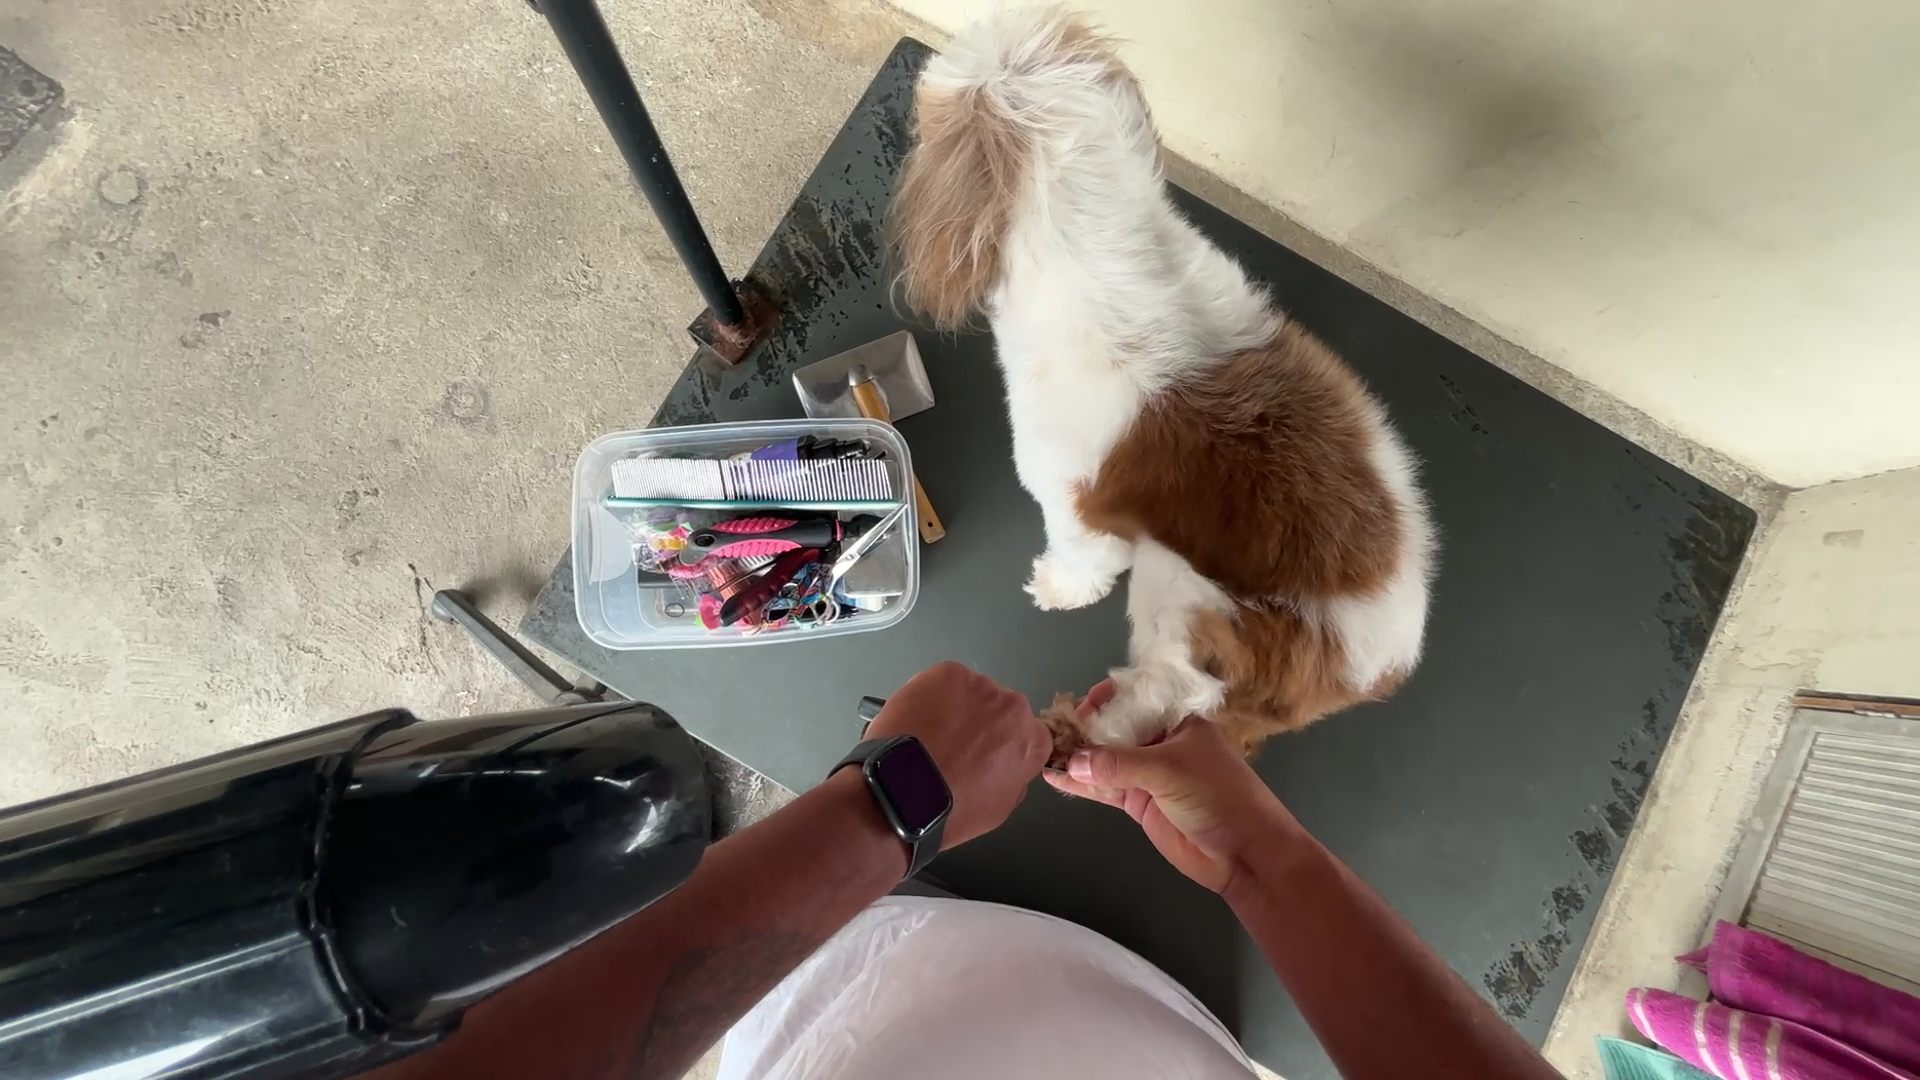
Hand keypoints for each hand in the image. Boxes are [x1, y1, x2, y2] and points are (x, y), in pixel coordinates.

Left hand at [865, 662, 1049, 848]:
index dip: (1005, 742)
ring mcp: (980, 685)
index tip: (987, 751)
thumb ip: (1013, 777)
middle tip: (955, 744)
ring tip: (931, 734)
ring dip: (956, 707)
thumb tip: (1005, 766)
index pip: (1028, 733)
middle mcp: (1013, 706)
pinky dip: (932, 695)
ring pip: (971, 691)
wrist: (906, 790)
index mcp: (1032, 740)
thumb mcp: (999, 809)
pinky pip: (943, 680)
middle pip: (1000, 707)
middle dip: (982, 721)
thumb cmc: (952, 808)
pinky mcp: (949, 673)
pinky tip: (919, 719)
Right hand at [1044, 683, 1297, 891]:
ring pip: (1105, 759)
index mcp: (1176, 720)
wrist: (1247, 855)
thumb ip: (1119, 764)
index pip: (1135, 698)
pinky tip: (1055, 778)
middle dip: (1085, 730)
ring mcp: (1148, 773)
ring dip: (1078, 758)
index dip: (1106, 699)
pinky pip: (1104, 787)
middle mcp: (1159, 741)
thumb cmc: (1219, 796)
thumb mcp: (1170, 770)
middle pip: (1115, 728)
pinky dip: (1081, 784)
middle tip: (1054, 732)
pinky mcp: (1139, 802)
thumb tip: (1073, 762)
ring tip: (1046, 753)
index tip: (1080, 708)